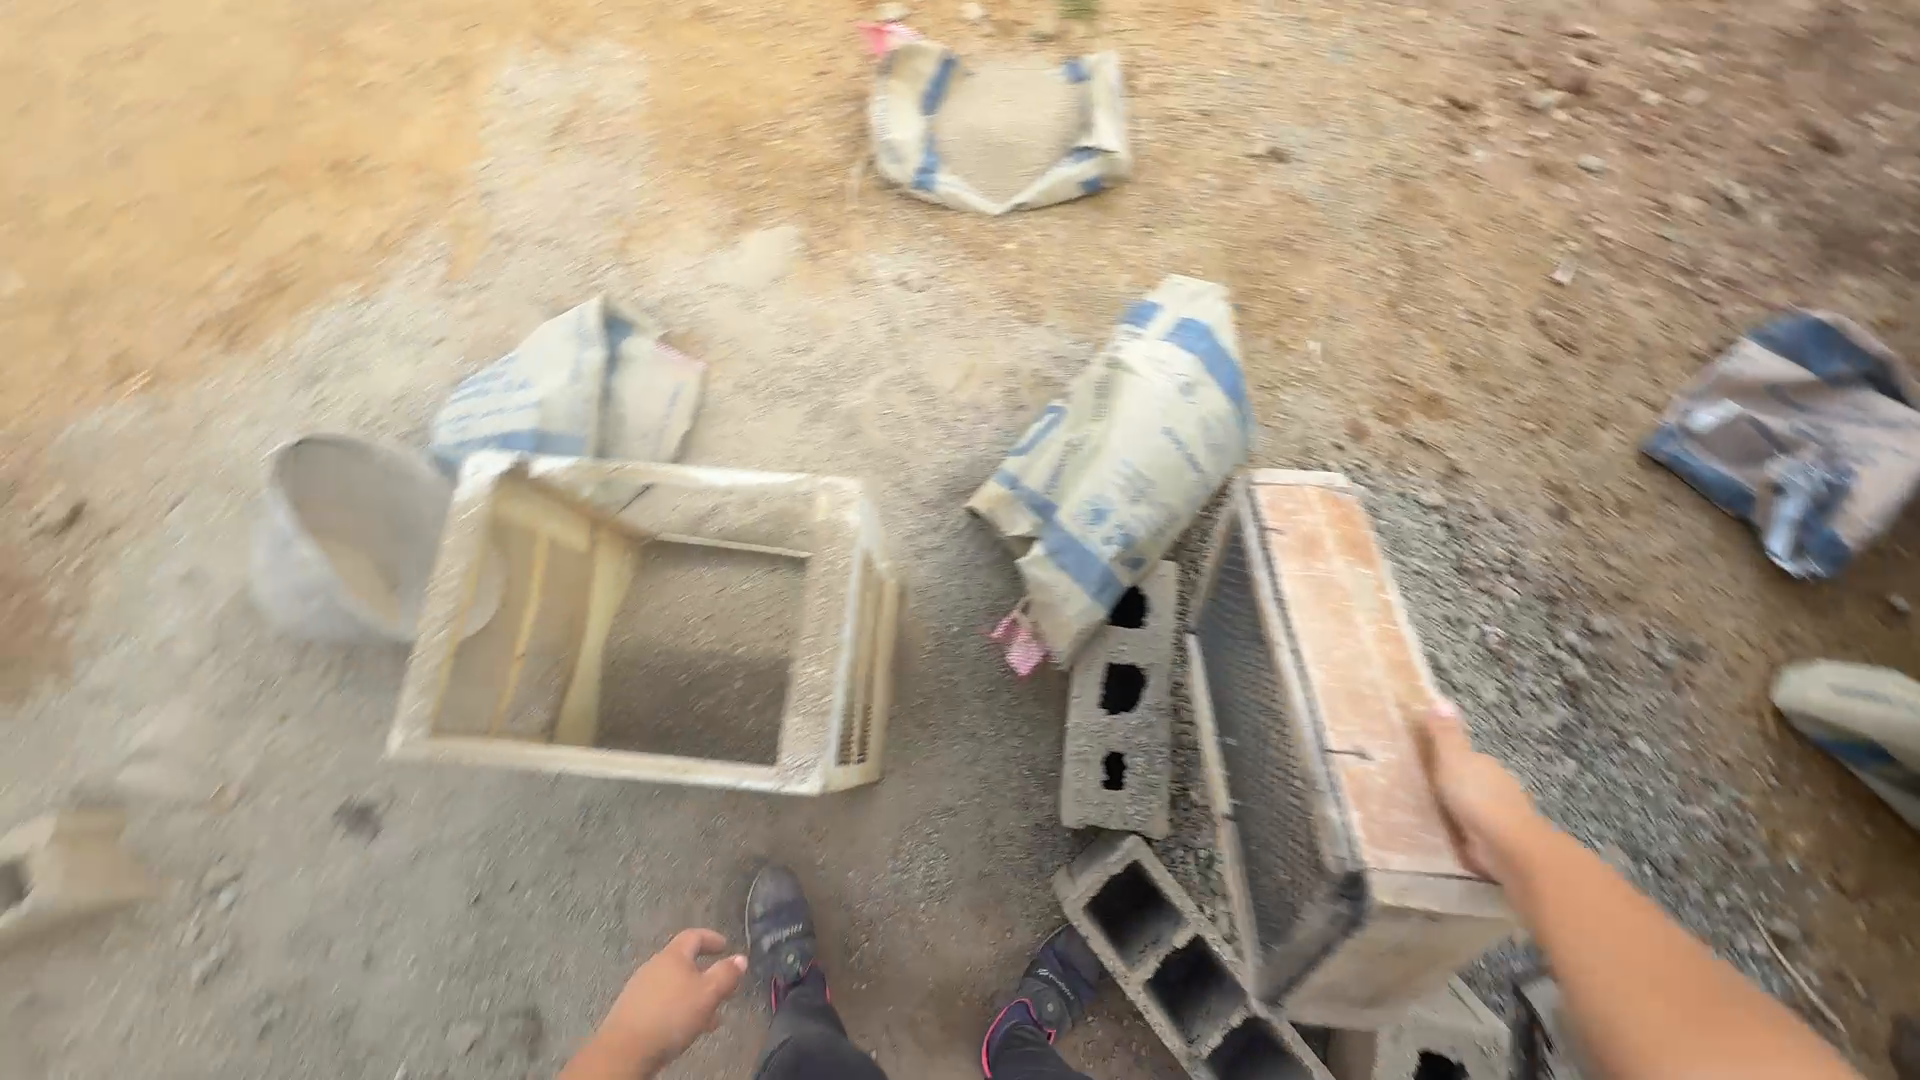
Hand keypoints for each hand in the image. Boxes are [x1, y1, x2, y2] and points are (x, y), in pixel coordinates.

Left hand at [570, 929, 747, 1078]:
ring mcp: (639, 989)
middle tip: (721, 987)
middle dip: (704, 974)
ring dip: (692, 996)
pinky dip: (676, 1009)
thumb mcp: (708, 994)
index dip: (711, 939)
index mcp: (672, 956)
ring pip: (673, 987)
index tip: (725, 946)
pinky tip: (684, 1029)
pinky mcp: (630, 1012)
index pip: (694, 936)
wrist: (623, 1052)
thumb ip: (726, 975)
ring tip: (708, 1016)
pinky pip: (660, 1003)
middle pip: (682, 963)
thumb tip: (741, 958)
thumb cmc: (671, 1016)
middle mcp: (654, 967)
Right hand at [1416, 700, 1550, 885]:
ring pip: (1475, 806)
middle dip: (1454, 785)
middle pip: (1472, 781)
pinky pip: (1474, 830)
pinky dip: (1463, 830)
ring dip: (1459, 809)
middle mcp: (1497, 787)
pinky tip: (1447, 833)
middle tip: (1424, 789)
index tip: (1427, 763)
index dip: (1448, 758)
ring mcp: (1499, 816)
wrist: (1505, 845)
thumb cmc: (1476, 796)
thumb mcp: (1452, 759)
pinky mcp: (1496, 841)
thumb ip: (1445, 734)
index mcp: (1486, 765)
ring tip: (1430, 812)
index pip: (1467, 757)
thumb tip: (1441, 699)